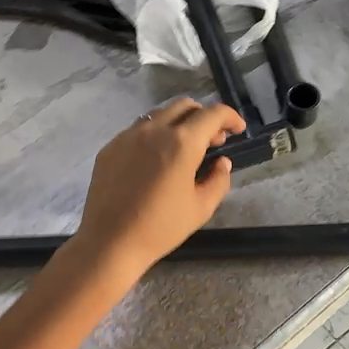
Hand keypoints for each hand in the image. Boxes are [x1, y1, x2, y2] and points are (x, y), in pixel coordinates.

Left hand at [74, 97, 246, 272]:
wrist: (110, 242)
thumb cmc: (161, 228)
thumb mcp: (201, 208)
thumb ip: (218, 179)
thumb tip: (222, 162)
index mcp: (182, 143)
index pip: (213, 114)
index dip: (231, 117)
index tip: (238, 129)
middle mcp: (154, 130)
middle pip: (185, 106)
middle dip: (204, 117)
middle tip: (213, 141)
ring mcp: (128, 136)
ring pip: (160, 114)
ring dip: (179, 123)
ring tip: (184, 149)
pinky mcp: (110, 147)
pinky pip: (138, 130)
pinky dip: (155, 135)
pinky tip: (156, 160)